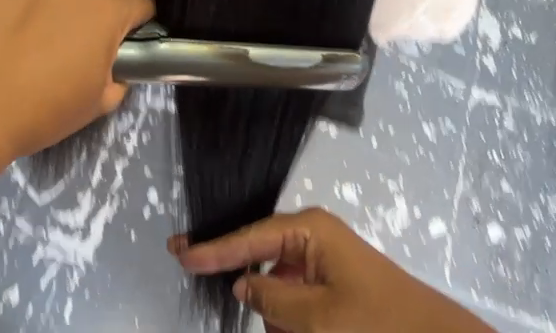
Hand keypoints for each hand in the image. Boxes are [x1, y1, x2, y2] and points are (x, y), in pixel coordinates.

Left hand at [0, 0, 153, 169]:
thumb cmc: (40, 114)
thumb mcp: (96, 105)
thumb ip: (117, 76)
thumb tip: (112, 65)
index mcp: (106, 12)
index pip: (140, 1)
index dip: (135, 22)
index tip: (121, 42)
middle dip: (90, 16)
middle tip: (67, 50)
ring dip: (50, 9)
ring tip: (25, 43)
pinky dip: (14, 4)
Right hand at [172, 208, 493, 332]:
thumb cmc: (375, 320)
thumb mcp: (318, 317)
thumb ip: (272, 298)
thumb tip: (244, 284)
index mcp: (310, 231)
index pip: (250, 237)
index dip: (214, 249)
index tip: (180, 253)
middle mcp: (313, 238)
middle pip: (258, 252)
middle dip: (236, 269)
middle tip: (186, 257)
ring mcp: (322, 262)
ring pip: (275, 283)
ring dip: (273, 310)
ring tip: (301, 328)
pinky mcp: (331, 286)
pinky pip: (294, 298)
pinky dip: (288, 317)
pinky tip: (296, 329)